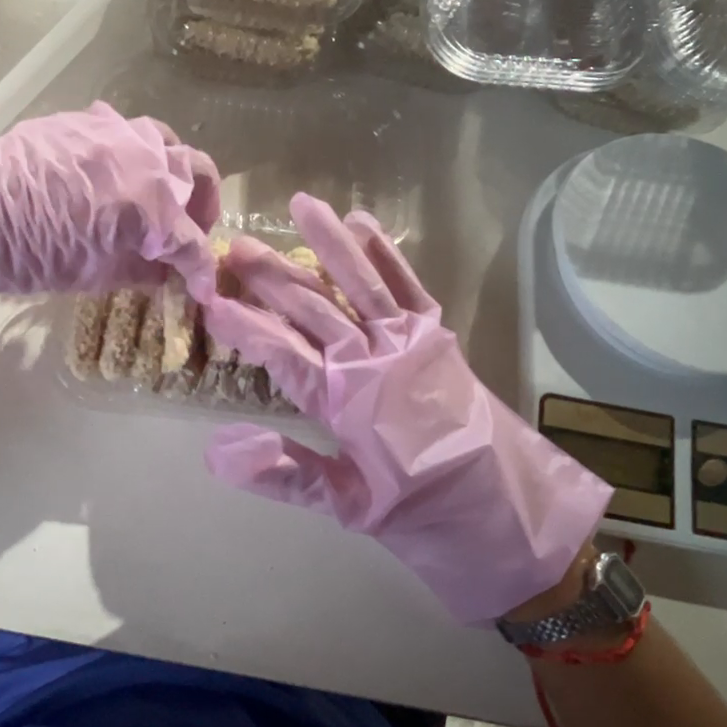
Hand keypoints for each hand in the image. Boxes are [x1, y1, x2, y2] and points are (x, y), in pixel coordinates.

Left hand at [0, 102, 219, 316]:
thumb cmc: (27, 258)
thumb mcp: (93, 276)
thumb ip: (141, 270)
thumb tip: (165, 271)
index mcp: (150, 204)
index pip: (192, 241)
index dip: (202, 270)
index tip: (203, 287)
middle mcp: (143, 157)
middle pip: (196, 173)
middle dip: (201, 206)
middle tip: (188, 231)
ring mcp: (112, 130)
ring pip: (163, 142)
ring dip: (170, 172)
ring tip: (154, 198)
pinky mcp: (80, 119)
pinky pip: (121, 130)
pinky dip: (129, 154)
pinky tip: (111, 176)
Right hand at [202, 194, 610, 623]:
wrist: (517, 522)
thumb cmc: (425, 519)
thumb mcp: (350, 507)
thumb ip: (286, 474)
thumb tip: (217, 453)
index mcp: (347, 404)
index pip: (282, 354)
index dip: (243, 326)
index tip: (209, 298)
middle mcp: (377, 363)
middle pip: (315, 309)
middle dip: (271, 277)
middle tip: (233, 246)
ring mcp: (413, 346)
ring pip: (363, 285)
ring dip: (331, 245)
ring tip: (302, 205)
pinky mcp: (440, 342)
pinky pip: (411, 288)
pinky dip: (388, 256)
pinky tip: (365, 226)